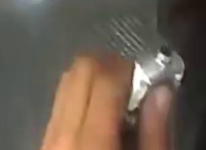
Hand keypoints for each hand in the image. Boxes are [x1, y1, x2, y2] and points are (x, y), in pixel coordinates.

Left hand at [38, 53, 170, 149]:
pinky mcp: (42, 139)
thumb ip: (155, 134)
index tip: (148, 75)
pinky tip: (97, 112)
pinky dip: (79, 92)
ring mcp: (47, 134)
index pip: (105, 79)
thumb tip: (163, 88)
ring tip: (117, 96)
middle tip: (134, 83)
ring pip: (67, 78)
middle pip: (82, 67)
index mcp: (91, 140)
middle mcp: (62, 130)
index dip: (129, 68)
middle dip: (110, 64)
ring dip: (93, 74)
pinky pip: (59, 100)